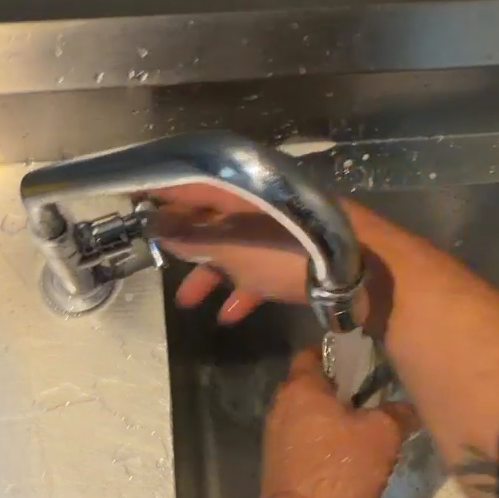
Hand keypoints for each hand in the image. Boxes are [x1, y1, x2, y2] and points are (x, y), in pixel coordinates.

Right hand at [148, 184, 409, 326]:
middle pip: (215, 220)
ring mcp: (286, 230)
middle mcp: (263, 203)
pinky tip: (232, 315)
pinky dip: (246, 289)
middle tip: (160, 262)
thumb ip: (193, 238)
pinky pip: (265, 270)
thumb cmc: (291, 255)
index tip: (134, 200)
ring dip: (212, 275)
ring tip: (189, 302)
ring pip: (238, 249)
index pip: (192, 182)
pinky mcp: (304, 256)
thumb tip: (158, 226)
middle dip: (186, 245)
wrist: (364, 273)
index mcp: (244, 190)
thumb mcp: (234, 248)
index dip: (161, 191)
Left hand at [259, 347, 416, 497]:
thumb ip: (397, 413)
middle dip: (338, 388)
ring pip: (306, 416)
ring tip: (364, 426)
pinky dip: (322, 442)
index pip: (311, 353)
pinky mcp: (278, 464)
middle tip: (371, 394)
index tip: (361, 358)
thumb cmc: (339, 468)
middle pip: (309, 386)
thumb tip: (408, 407)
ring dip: (330, 418)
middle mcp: (281, 407)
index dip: (336, 352)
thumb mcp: (382, 436)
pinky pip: (303, 441)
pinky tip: (347, 456)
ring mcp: (275, 437)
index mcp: (300, 387)